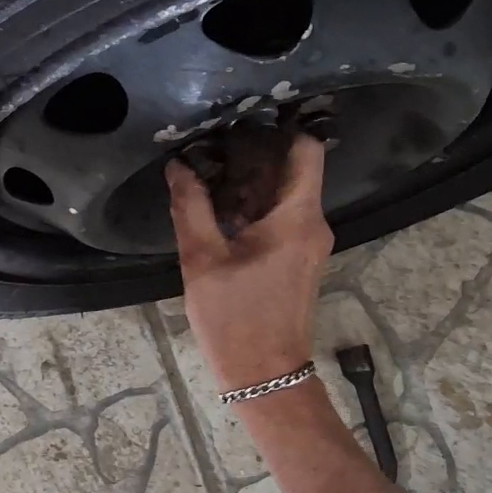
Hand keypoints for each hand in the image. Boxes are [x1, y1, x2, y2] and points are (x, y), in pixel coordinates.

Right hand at [167, 135, 333, 392]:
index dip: (278, 125)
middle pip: (291, 168)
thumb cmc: (235, 319)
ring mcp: (308, 242)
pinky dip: (253, 207)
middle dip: (252, 153)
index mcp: (298, 216)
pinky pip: (280, 217)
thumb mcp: (203, 260)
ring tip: (206, 172)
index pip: (306, 147)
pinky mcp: (298, 258)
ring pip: (284, 193)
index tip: (241, 117)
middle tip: (209, 143)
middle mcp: (313, 223)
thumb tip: (178, 166)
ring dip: (249, 181)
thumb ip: (191, 207)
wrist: (264, 375)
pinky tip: (217, 207)